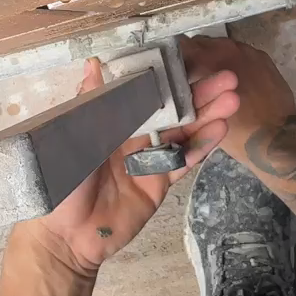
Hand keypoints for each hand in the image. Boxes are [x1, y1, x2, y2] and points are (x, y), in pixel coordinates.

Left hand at [28, 52, 239, 273]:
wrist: (65, 234)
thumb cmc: (61, 180)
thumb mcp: (70, 136)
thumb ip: (89, 102)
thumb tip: (93, 62)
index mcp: (111, 120)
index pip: (147, 93)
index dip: (170, 79)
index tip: (194, 62)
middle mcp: (133, 135)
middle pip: (172, 111)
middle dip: (199, 95)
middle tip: (228, 80)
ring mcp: (148, 159)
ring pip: (183, 133)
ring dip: (207, 116)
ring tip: (233, 101)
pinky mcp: (158, 183)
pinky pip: (182, 162)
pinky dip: (201, 147)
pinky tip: (220, 130)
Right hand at [172, 35, 295, 144]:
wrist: (276, 137)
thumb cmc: (235, 132)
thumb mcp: (201, 118)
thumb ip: (189, 94)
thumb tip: (182, 83)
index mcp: (205, 61)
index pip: (181, 46)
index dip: (176, 57)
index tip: (174, 70)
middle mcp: (224, 49)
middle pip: (201, 43)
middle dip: (195, 55)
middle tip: (193, 75)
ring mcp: (246, 51)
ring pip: (222, 46)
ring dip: (215, 57)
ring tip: (215, 78)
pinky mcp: (263, 57)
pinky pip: (241, 52)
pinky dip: (235, 61)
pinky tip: (236, 80)